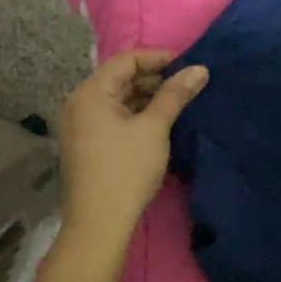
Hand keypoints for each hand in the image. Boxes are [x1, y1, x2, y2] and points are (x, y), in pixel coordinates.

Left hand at [56, 50, 207, 260]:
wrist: (99, 224)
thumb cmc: (126, 169)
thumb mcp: (155, 128)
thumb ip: (175, 94)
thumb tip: (200, 68)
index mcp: (91, 93)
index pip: (127, 60)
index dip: (159, 57)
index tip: (189, 65)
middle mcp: (80, 103)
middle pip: (121, 78)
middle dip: (156, 78)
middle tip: (188, 85)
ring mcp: (80, 125)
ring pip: (118, 98)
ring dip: (148, 97)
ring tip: (180, 104)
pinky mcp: (87, 144)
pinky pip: (114, 117)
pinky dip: (137, 114)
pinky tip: (161, 123)